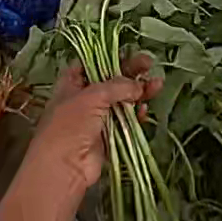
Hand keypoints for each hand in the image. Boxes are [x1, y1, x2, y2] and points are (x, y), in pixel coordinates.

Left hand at [20, 56, 160, 198]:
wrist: (64, 168)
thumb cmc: (71, 124)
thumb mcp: (93, 96)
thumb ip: (118, 86)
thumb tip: (138, 86)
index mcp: (72, 82)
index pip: (92, 62)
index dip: (110, 56)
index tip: (129, 52)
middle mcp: (84, 97)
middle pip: (111, 80)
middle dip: (131, 72)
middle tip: (150, 64)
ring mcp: (97, 117)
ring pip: (122, 100)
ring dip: (139, 92)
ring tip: (157, 84)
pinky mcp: (108, 136)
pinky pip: (126, 121)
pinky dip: (136, 114)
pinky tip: (145, 109)